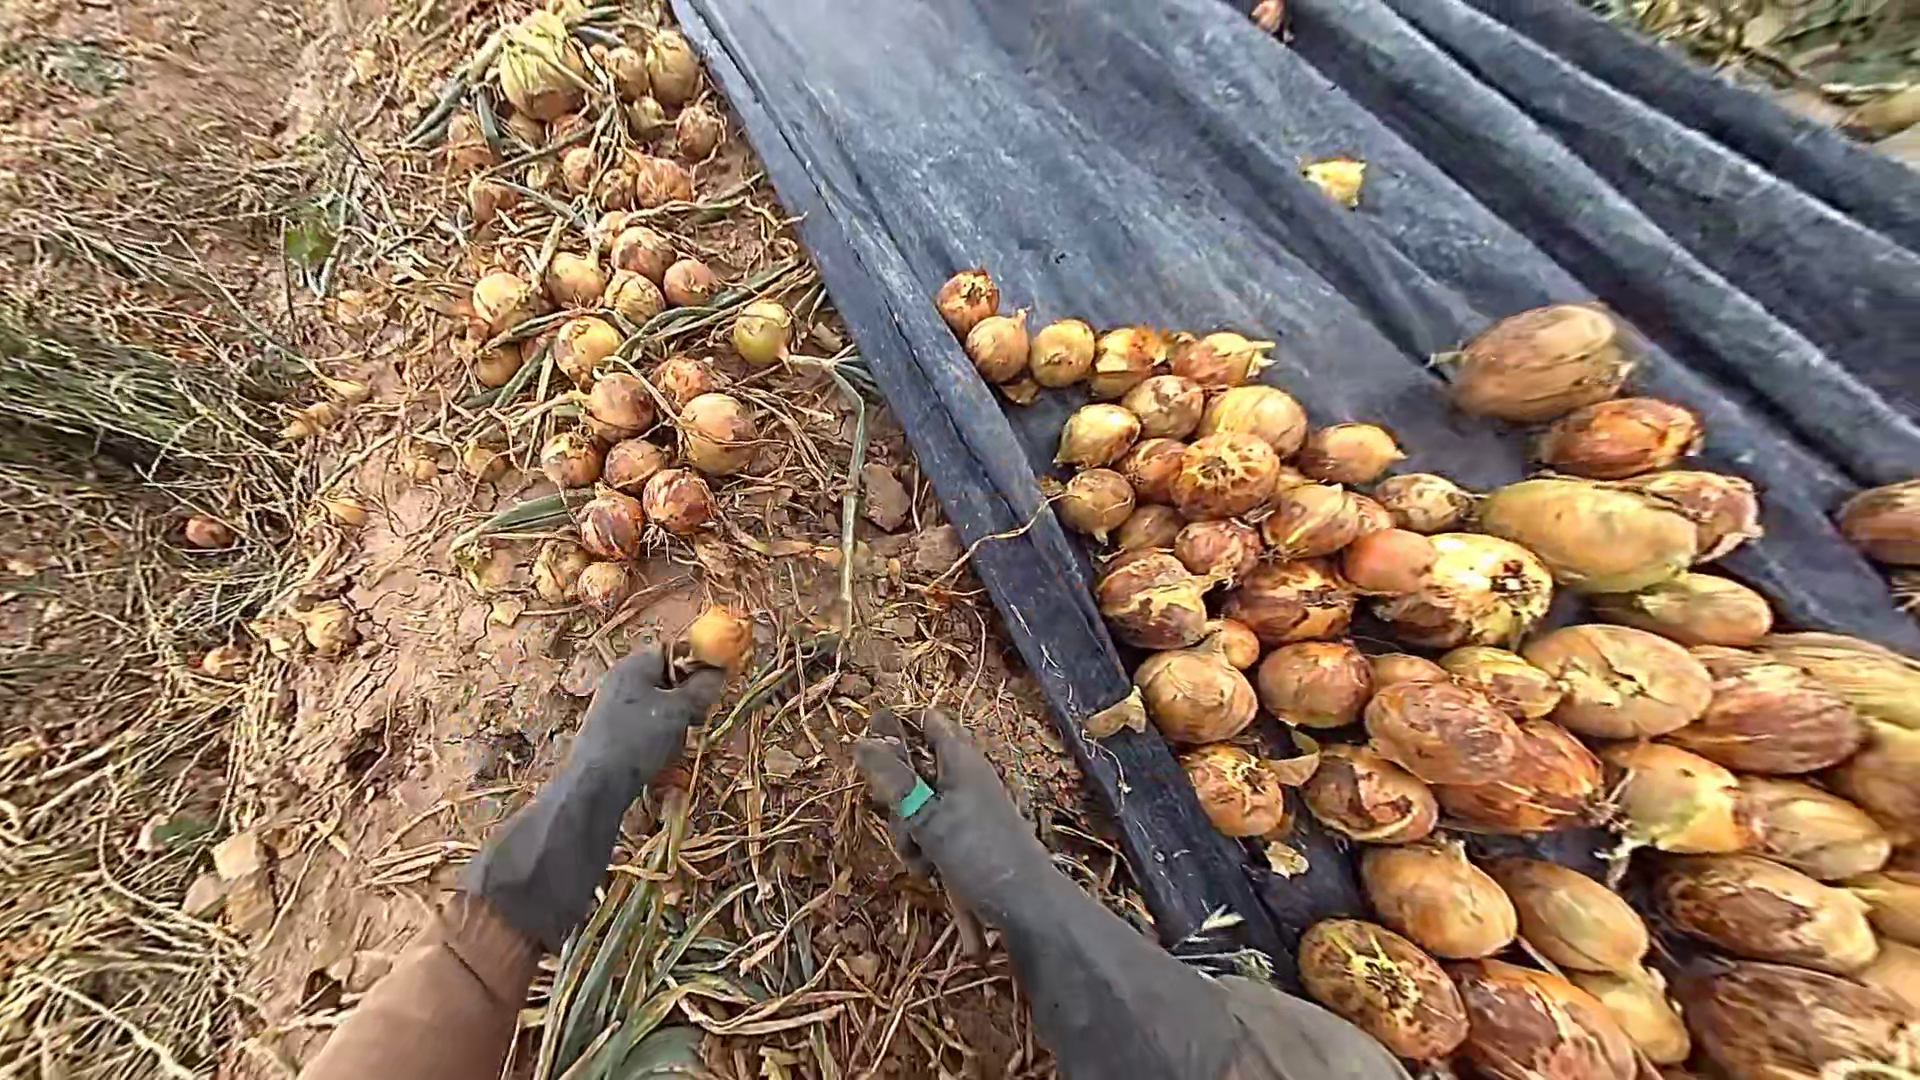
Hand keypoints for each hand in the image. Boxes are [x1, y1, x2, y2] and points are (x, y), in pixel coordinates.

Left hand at [571, 647, 725, 786]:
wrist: (595, 787)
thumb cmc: (639, 738)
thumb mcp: (679, 709)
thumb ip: (703, 686)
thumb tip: (720, 670)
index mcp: (635, 666)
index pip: (674, 650)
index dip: (698, 661)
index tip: (716, 679)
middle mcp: (622, 680)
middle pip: (668, 675)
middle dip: (690, 692)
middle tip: (703, 710)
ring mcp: (615, 705)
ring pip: (661, 700)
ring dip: (679, 713)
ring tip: (685, 733)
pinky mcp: (614, 729)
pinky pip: (648, 719)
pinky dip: (663, 728)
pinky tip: (668, 747)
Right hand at [854, 710, 1055, 925]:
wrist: (1027, 903)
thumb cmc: (977, 851)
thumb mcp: (926, 816)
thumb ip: (892, 779)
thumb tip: (861, 741)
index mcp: (958, 756)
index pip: (925, 721)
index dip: (897, 730)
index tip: (873, 755)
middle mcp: (964, 772)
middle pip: (916, 769)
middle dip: (900, 800)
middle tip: (902, 824)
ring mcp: (969, 803)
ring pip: (922, 805)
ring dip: (911, 832)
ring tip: (920, 859)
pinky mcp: (972, 831)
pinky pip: (938, 830)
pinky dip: (928, 848)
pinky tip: (931, 872)